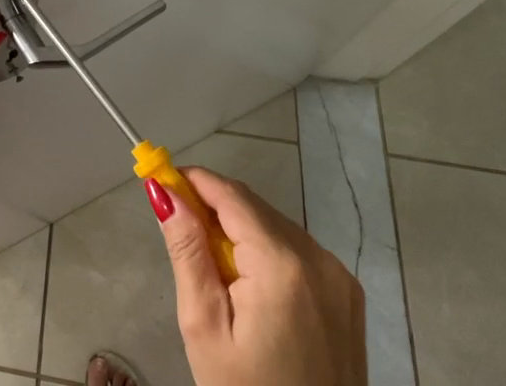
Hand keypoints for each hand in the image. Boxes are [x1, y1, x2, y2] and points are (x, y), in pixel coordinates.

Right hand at [153, 166, 364, 385]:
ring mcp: (339, 277)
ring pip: (275, 227)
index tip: (158, 178)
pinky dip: (266, 252)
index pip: (231, 196)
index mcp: (283, 265)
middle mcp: (319, 259)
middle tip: (175, 228)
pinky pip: (297, 252)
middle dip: (212, 207)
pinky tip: (246, 287)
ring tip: (210, 270)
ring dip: (238, 230)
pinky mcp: (347, 295)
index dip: (193, 181)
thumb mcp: (204, 327)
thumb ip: (187, 252)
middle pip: (254, 207)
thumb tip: (165, 192)